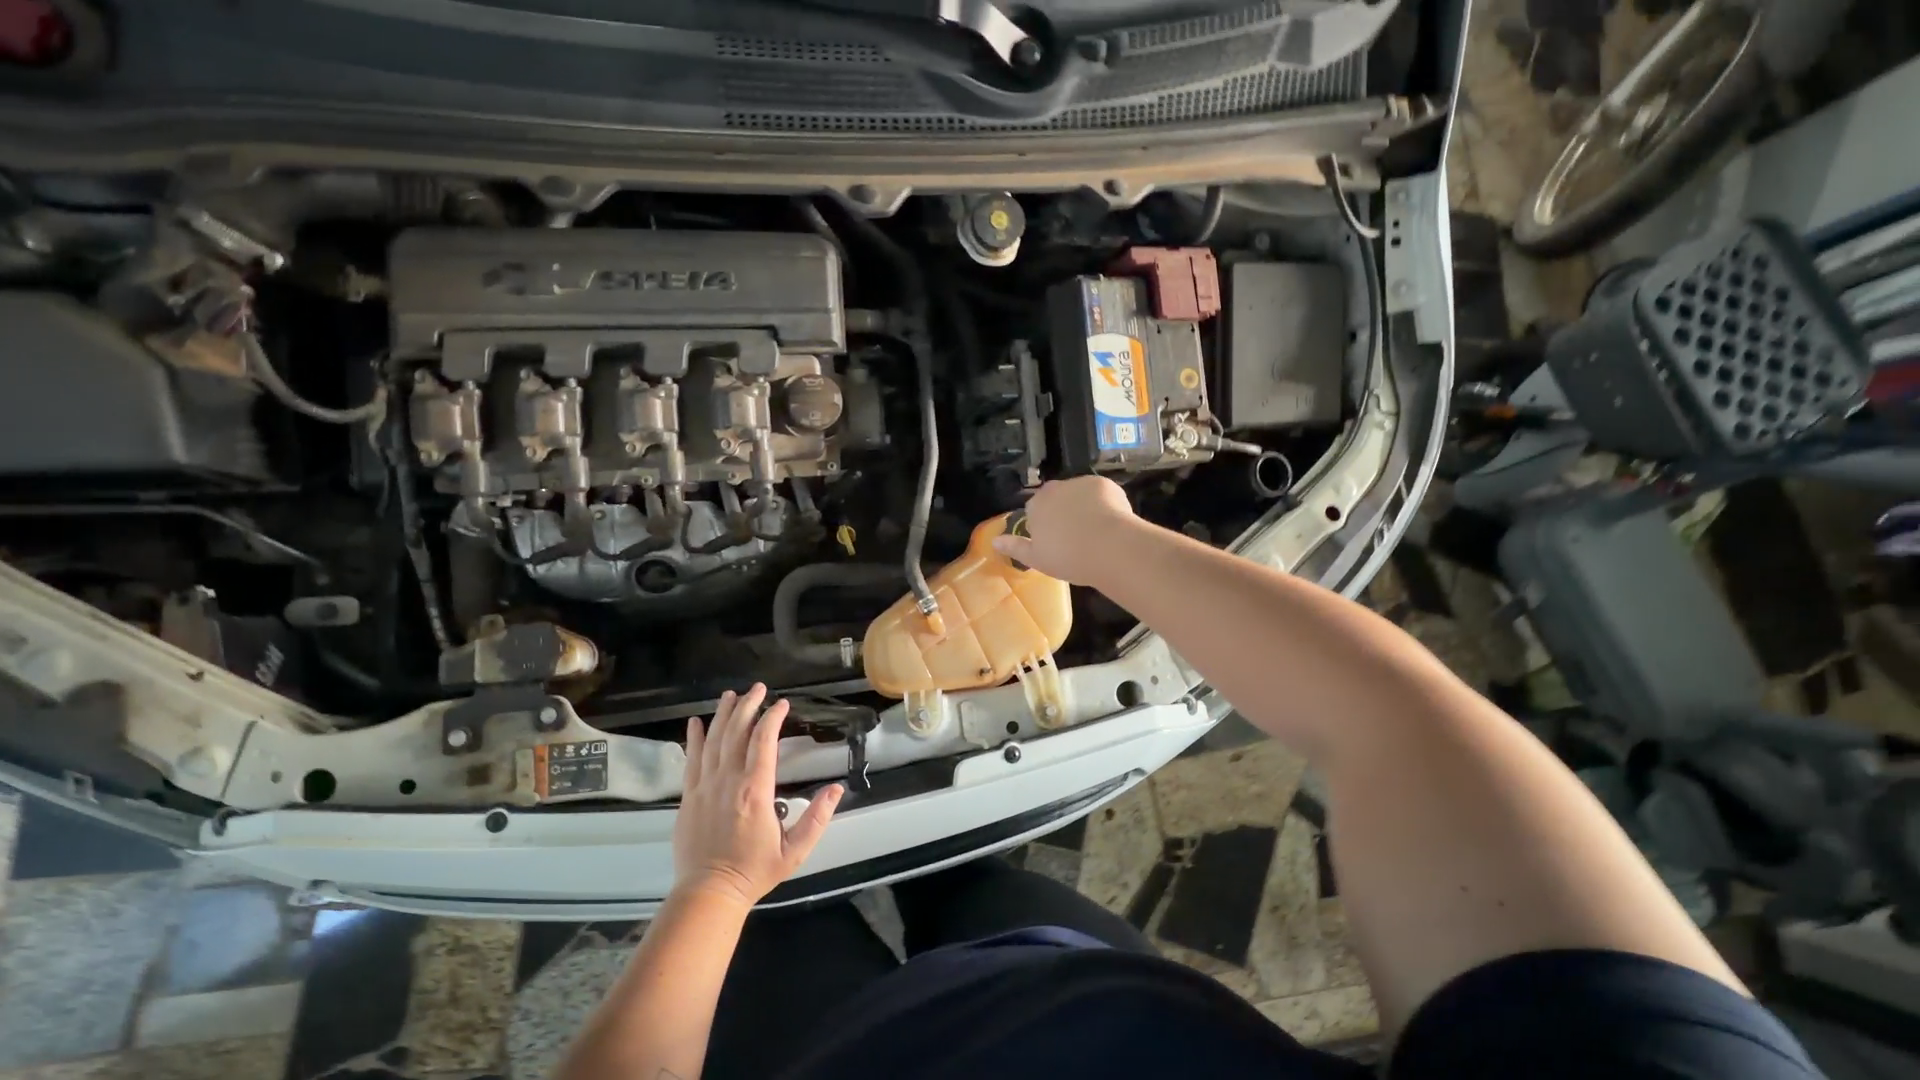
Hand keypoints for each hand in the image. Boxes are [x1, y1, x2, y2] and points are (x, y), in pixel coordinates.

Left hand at [673, 684, 842, 906]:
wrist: (709, 892)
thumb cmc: (755, 872)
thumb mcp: (795, 851)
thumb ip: (817, 818)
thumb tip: (836, 789)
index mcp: (756, 791)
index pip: (764, 742)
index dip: (773, 718)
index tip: (782, 704)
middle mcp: (728, 781)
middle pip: (737, 732)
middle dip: (748, 706)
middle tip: (758, 688)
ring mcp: (704, 787)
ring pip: (713, 740)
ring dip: (723, 715)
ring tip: (731, 695)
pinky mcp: (688, 796)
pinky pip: (691, 759)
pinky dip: (694, 738)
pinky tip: (696, 722)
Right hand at [991, 476, 1138, 586]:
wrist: (1109, 548)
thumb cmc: (1068, 557)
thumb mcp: (1036, 559)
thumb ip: (1015, 547)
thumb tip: (995, 542)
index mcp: (1036, 505)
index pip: (1034, 510)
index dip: (1044, 526)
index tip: (1054, 542)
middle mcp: (1055, 488)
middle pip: (1056, 498)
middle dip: (1062, 511)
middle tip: (1074, 537)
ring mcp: (1081, 483)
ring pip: (1079, 494)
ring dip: (1083, 506)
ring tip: (1096, 531)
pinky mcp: (1104, 483)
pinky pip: (1101, 493)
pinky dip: (1104, 504)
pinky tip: (1111, 522)